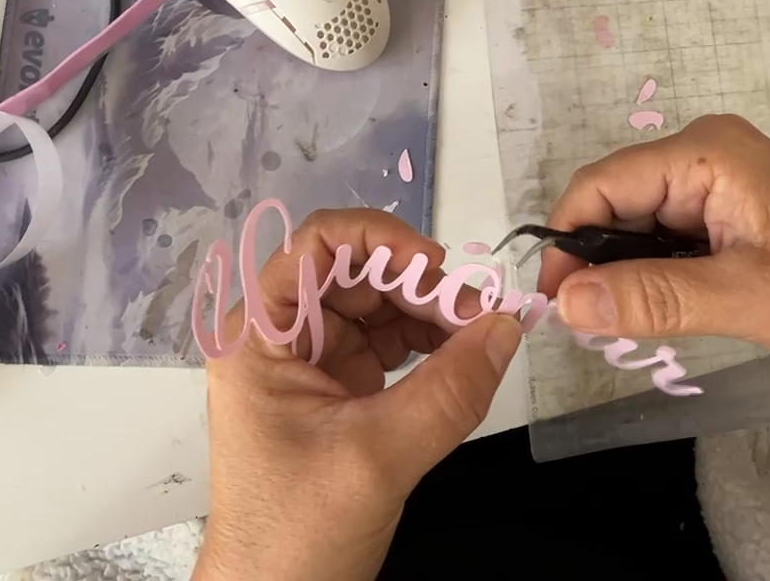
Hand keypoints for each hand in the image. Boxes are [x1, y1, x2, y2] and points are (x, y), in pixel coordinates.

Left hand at [194, 209, 522, 580]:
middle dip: (415, 281)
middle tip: (474, 309)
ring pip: (376, 301)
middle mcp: (283, 332)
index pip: (314, 245)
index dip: (374, 236)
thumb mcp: (377, 457)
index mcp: (261, 333)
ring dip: (428, 309)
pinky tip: (461, 350)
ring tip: (476, 330)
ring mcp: (313, 357)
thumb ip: (448, 392)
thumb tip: (507, 326)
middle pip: (353, 271)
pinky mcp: (341, 383)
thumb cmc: (298, 533)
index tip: (432, 262)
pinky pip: (389, 339)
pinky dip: (427, 339)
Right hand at [540, 116, 769, 470]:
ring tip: (627, 320)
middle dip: (595, 258)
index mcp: (704, 152)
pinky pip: (665, 230)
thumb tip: (565, 303)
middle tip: (593, 324)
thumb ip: (654, 297)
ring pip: (636, 218)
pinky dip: (651, 268)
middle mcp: (701, 152)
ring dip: (623, 267)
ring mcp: (715, 177)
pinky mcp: (725, 205)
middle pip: (615, 199)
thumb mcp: (749, 299)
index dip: (568, 240)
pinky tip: (659, 303)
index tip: (556, 304)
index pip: (601, 184)